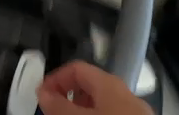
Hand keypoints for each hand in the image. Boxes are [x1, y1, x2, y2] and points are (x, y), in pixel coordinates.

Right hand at [36, 61, 153, 114]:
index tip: (42, 95)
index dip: (56, 78)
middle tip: (54, 111)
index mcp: (110, 83)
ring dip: (83, 110)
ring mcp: (136, 112)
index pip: (76, 68)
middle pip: (90, 87)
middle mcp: (125, 93)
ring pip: (102, 104)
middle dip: (69, 97)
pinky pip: (114, 113)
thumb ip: (60, 105)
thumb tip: (43, 92)